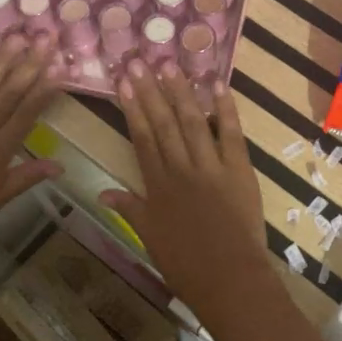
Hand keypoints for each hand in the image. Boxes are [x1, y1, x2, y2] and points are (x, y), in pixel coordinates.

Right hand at [99, 60, 273, 310]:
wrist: (229, 279)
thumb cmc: (185, 264)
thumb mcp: (150, 238)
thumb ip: (129, 210)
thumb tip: (102, 194)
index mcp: (157, 185)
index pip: (142, 138)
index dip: (132, 108)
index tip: (123, 82)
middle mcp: (181, 169)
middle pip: (163, 123)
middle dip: (150, 90)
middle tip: (140, 61)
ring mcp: (211, 167)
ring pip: (192, 122)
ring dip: (181, 92)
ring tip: (170, 65)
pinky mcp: (239, 170)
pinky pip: (231, 134)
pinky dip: (225, 109)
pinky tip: (217, 85)